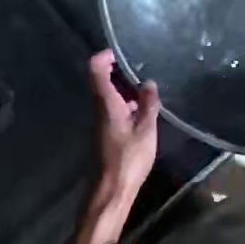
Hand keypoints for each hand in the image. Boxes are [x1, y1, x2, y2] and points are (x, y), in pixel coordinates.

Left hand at [76, 50, 159, 243]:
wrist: (109, 192)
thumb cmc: (128, 159)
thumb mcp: (146, 130)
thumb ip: (148, 104)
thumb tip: (148, 83)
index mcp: (105, 103)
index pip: (95, 69)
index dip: (105, 56)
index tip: (122, 51)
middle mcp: (97, 108)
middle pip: (101, 80)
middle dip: (120, 72)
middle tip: (142, 69)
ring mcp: (99, 122)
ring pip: (107, 96)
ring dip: (124, 90)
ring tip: (147, 90)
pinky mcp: (103, 134)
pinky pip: (111, 109)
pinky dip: (125, 104)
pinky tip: (142, 112)